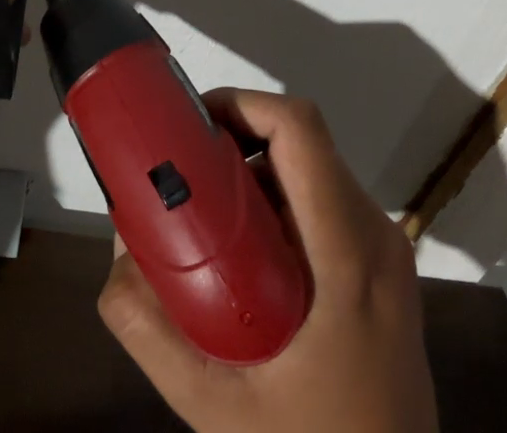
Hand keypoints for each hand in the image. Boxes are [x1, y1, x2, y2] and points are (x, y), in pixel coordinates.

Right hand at [99, 88, 438, 432]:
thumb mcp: (210, 402)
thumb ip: (149, 328)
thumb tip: (119, 251)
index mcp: (348, 255)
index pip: (300, 132)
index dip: (241, 104)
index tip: (188, 124)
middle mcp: (375, 236)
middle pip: (303, 143)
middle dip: (235, 137)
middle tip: (180, 167)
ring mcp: (386, 252)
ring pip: (314, 170)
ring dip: (254, 170)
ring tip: (202, 209)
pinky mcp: (384, 270)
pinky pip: (326, 203)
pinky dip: (277, 201)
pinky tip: (241, 250)